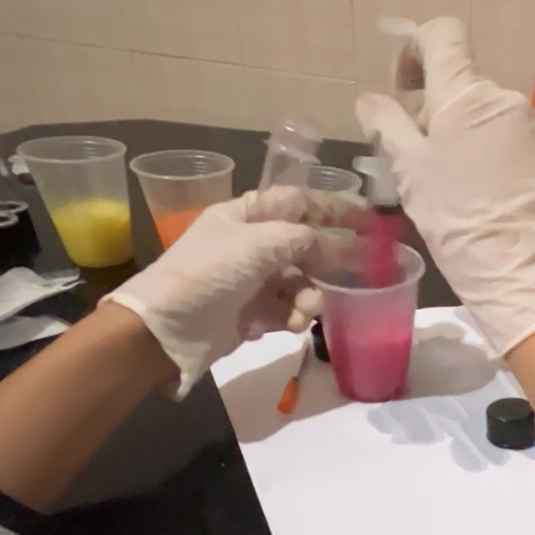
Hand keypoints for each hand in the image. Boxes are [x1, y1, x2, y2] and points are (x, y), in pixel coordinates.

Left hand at [103, 186, 361, 397]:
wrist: (165, 332)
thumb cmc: (207, 276)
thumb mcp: (258, 247)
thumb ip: (307, 240)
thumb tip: (348, 246)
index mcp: (245, 216)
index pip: (299, 202)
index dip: (334, 207)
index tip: (370, 219)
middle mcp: (251, 244)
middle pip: (305, 245)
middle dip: (328, 262)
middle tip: (362, 271)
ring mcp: (252, 280)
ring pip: (302, 282)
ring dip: (310, 297)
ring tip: (305, 312)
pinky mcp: (254, 312)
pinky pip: (289, 309)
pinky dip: (294, 317)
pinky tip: (289, 326)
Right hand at [354, 17, 534, 356]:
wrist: (526, 278)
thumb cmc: (459, 225)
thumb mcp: (412, 176)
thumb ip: (388, 126)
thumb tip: (370, 100)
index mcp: (466, 95)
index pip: (442, 36)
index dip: (417, 51)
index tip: (407, 91)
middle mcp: (510, 101)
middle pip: (469, 90)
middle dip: (445, 116)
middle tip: (433, 166)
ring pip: (499, 122)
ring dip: (480, 142)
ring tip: (472, 193)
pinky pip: (529, 148)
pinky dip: (511, 163)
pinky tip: (504, 203)